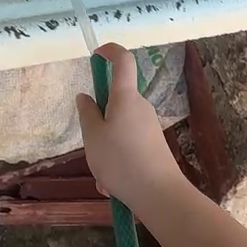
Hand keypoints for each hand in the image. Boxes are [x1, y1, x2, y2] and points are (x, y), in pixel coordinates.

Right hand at [76, 43, 188, 210]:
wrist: (160, 195)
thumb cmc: (121, 160)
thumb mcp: (93, 137)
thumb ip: (87, 114)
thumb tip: (86, 97)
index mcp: (126, 97)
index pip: (123, 60)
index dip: (110, 51)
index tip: (96, 54)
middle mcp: (141, 107)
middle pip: (116, 101)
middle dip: (99, 122)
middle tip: (91, 147)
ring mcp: (149, 127)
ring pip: (119, 129)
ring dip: (106, 149)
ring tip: (103, 178)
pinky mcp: (154, 146)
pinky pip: (128, 147)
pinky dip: (117, 162)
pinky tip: (113, 187)